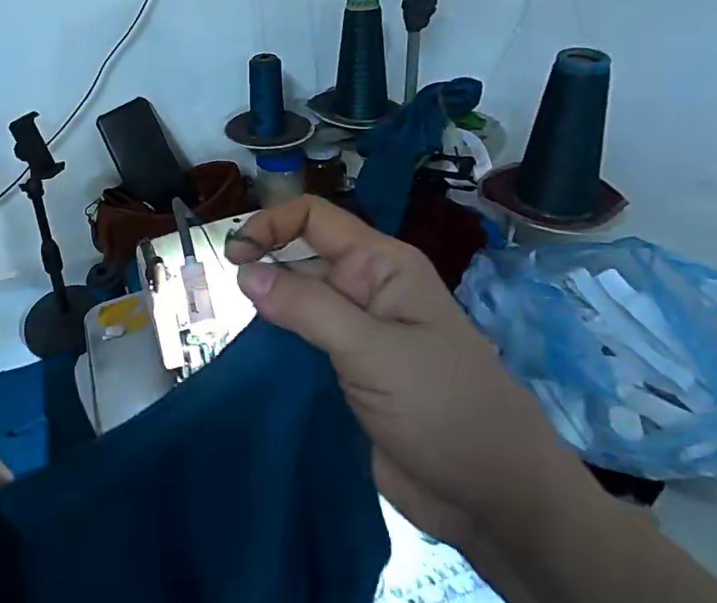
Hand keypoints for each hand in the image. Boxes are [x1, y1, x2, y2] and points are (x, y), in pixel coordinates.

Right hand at [229, 198, 716, 602]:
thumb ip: (307, 307)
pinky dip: (278, 346)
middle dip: (264, 266)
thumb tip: (246, 272)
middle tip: (223, 298)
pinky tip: (254, 359)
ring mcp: (360, 334)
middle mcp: (368, 290)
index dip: (272, 225)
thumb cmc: (443, 407)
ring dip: (267, 309)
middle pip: (303, 258)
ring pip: (300, 303)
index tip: (234, 256)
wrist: (494, 497)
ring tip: (232, 329)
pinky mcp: (351, 373)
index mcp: (382, 265)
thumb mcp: (373, 350)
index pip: (316, 219)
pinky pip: (305, 344)